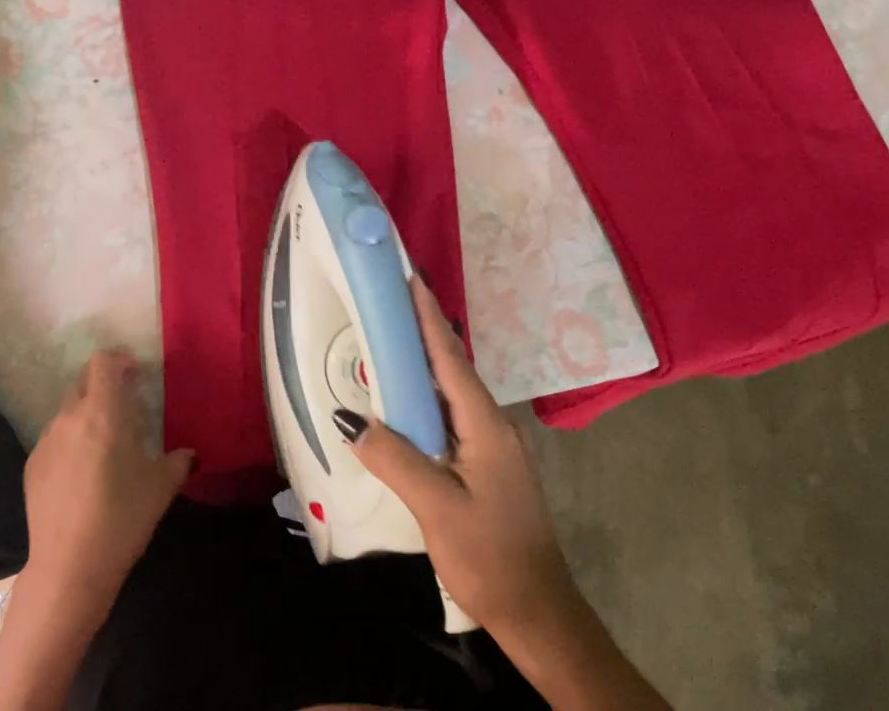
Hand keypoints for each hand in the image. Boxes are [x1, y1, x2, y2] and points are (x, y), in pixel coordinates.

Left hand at [22, 348, 193, 600]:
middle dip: (104, 385)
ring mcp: (46, 441)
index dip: (119, 360)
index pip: (103, 362)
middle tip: (126, 406)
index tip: (135, 373)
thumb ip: (178, 462)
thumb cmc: (123, 518)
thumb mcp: (161, 488)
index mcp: (103, 412)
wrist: (70, 566)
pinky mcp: (32, 465)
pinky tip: (83, 475)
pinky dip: (71, 442)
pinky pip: (54, 439)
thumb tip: (190, 455)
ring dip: (87, 414)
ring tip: (106, 445)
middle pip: (83, 382)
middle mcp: (69, 418)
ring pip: (67, 411)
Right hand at [342, 276, 575, 634]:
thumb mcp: (436, 507)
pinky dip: (426, 403)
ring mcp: (495, 447)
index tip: (410, 276)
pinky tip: (406, 405)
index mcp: (486, 426)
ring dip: (422, 368)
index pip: (450, 359)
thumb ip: (394, 458)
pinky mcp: (489, 467)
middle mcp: (495, 426)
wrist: (537, 611)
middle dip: (420, 334)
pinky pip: (452, 420)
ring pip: (452, 396)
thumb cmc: (489, 556)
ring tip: (388, 343)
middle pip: (452, 370)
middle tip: (386, 303)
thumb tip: (351, 418)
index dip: (428, 318)